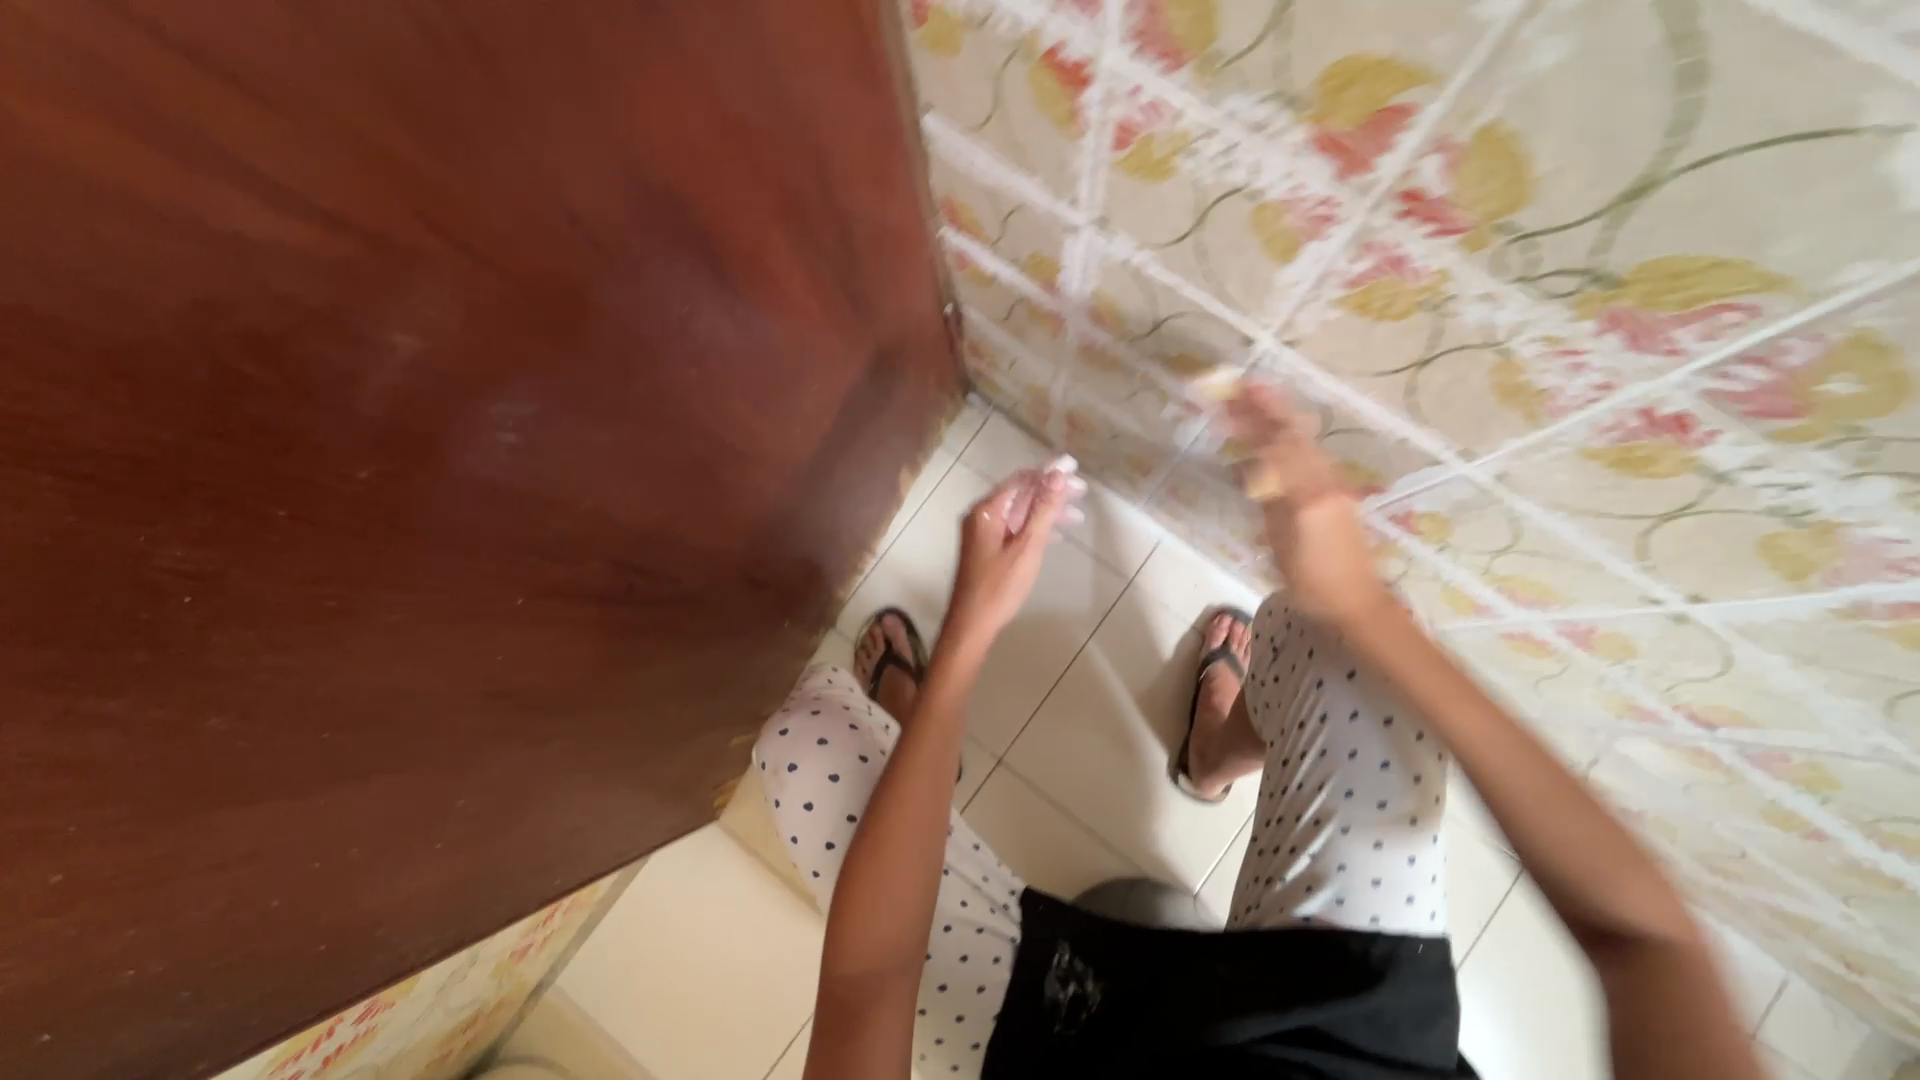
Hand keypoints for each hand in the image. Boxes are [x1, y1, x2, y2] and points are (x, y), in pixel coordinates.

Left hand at [945, 463, 1082, 640]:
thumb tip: (1057, 474)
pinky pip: (1013, 528)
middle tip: (1082, 492)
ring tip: (1077, 516)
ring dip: (1046, 512)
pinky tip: (1055, 536)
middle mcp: (981, 515)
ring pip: (1019, 512)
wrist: (971, 623)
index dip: (1050, 473)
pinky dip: (1034, 528)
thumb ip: (1044, 509)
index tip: (1075, 469)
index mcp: (987, 510)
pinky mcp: (985, 548)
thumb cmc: (1000, 586)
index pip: (1022, 480)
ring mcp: (981, 532)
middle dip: (1051, 492)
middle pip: (1021, 494)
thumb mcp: (1028, 547)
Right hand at [1223, 379, 1394, 627]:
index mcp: (1307, 494)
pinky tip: (1272, 436)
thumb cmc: (1312, 583)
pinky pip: (1308, 456)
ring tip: (1253, 398)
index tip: (1231, 396)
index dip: (1253, 419)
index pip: (1276, 445)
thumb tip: (1252, 468)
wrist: (1356, 603)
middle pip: (1292, 434)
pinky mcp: (1335, 494)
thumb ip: (1269, 501)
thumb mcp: (1281, 543)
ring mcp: (1333, 485)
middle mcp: (1323, 481)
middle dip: (1266, 407)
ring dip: (1276, 418)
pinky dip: (1287, 439)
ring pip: (1303, 441)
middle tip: (1242, 384)